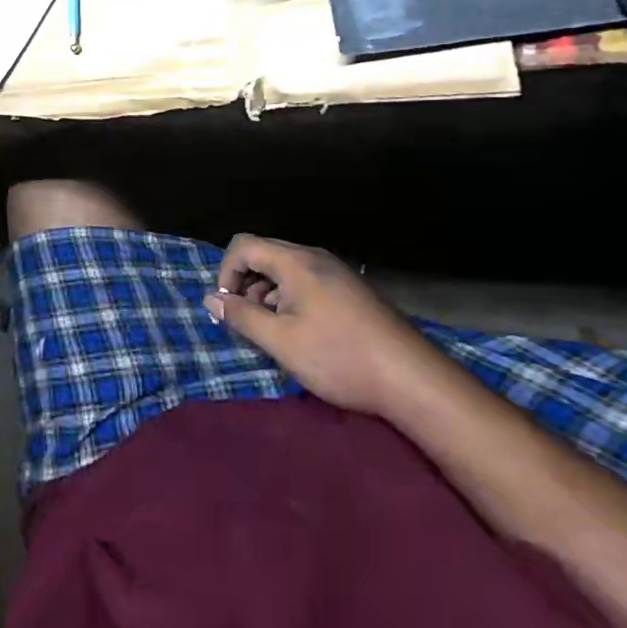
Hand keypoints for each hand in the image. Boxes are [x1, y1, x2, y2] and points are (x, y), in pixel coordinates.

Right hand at [207, 235, 444, 417]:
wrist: (415, 381)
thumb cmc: (339, 357)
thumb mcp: (279, 341)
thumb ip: (240, 316)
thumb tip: (211, 299)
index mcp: (296, 262)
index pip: (243, 246)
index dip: (225, 271)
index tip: (227, 306)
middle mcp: (316, 258)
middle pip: (264, 254)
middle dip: (245, 283)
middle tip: (245, 319)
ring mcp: (338, 273)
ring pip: (285, 270)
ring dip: (266, 293)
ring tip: (271, 329)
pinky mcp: (352, 291)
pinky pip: (307, 281)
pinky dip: (290, 298)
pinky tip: (300, 331)